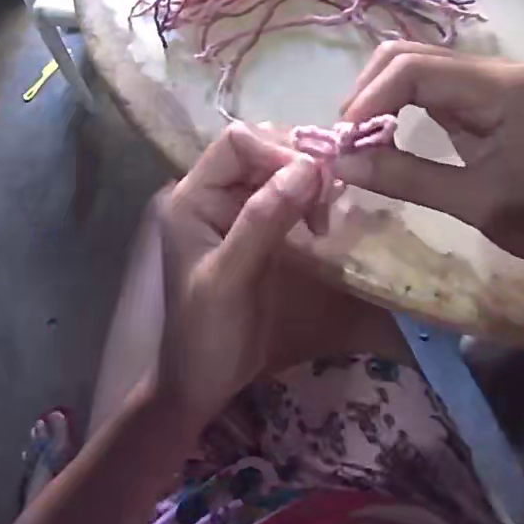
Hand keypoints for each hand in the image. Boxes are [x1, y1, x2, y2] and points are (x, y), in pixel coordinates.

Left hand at [155, 125, 324, 426]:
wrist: (204, 381)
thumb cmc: (206, 333)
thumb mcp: (230, 277)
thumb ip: (263, 220)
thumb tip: (309, 168)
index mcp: (194, 196)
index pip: (239, 142)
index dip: (278, 151)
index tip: (315, 181)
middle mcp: (215, 191)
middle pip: (263, 147)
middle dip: (300, 164)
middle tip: (329, 198)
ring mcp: (240, 208)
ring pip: (282, 167)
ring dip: (311, 181)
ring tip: (326, 216)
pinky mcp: (262, 226)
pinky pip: (293, 193)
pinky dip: (314, 198)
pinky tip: (324, 220)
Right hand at [333, 42, 523, 267]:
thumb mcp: (474, 203)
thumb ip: (405, 178)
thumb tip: (341, 164)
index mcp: (501, 88)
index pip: (416, 70)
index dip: (370, 99)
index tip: (342, 141)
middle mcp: (493, 70)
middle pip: (410, 56)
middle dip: (369, 92)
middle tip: (345, 139)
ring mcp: (487, 79)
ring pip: (414, 66)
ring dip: (378, 96)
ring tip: (356, 138)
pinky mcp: (480, 95)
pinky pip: (427, 87)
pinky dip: (396, 105)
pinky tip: (382, 133)